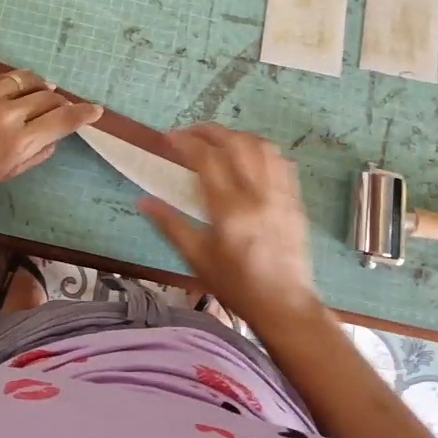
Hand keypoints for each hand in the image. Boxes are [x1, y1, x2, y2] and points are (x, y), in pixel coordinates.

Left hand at [0, 70, 100, 199]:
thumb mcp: (7, 174)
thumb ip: (37, 155)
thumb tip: (55, 137)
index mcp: (19, 143)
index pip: (62, 121)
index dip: (83, 113)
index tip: (95, 110)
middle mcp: (10, 115)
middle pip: (50, 98)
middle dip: (62, 102)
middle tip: (62, 107)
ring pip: (32, 80)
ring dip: (43, 87)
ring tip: (43, 93)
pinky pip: (9, 77)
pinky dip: (21, 82)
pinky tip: (19, 89)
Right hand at [139, 124, 319, 325]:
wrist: (284, 306)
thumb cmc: (236, 285)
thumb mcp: (197, 258)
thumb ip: (170, 225)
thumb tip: (142, 200)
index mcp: (229, 210)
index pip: (207, 159)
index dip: (186, 142)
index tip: (169, 138)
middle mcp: (257, 195)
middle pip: (235, 143)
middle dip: (210, 130)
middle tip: (190, 133)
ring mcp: (280, 195)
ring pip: (261, 146)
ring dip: (237, 136)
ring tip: (219, 141)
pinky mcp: (295, 200)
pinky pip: (282, 161)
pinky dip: (263, 150)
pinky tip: (250, 157)